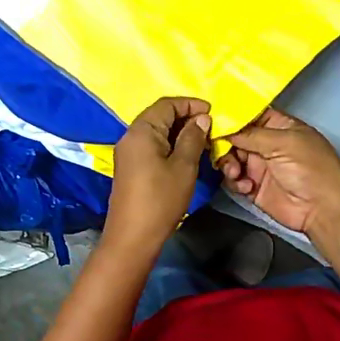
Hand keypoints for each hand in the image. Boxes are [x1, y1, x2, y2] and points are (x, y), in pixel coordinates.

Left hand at [103, 97, 210, 255]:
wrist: (133, 236)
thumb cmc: (161, 199)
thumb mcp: (184, 166)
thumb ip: (193, 138)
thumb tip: (201, 118)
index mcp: (141, 131)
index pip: (166, 104)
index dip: (190, 104)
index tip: (212, 112)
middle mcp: (130, 136)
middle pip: (159, 116)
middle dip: (185, 118)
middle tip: (209, 128)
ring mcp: (127, 153)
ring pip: (156, 133)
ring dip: (178, 133)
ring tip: (201, 142)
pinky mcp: (129, 168)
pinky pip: (150, 147)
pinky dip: (169, 146)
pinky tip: (185, 156)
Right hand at [219, 109, 339, 237]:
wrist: (320, 209)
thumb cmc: (310, 168)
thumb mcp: (283, 143)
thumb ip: (251, 134)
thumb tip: (224, 128)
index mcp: (279, 127)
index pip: (251, 115)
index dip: (232, 115)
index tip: (213, 118)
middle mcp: (267, 144)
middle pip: (236, 137)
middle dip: (225, 143)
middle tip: (219, 150)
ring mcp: (259, 166)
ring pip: (231, 158)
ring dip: (228, 164)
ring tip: (235, 172)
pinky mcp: (253, 187)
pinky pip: (234, 180)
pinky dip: (235, 182)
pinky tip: (246, 187)